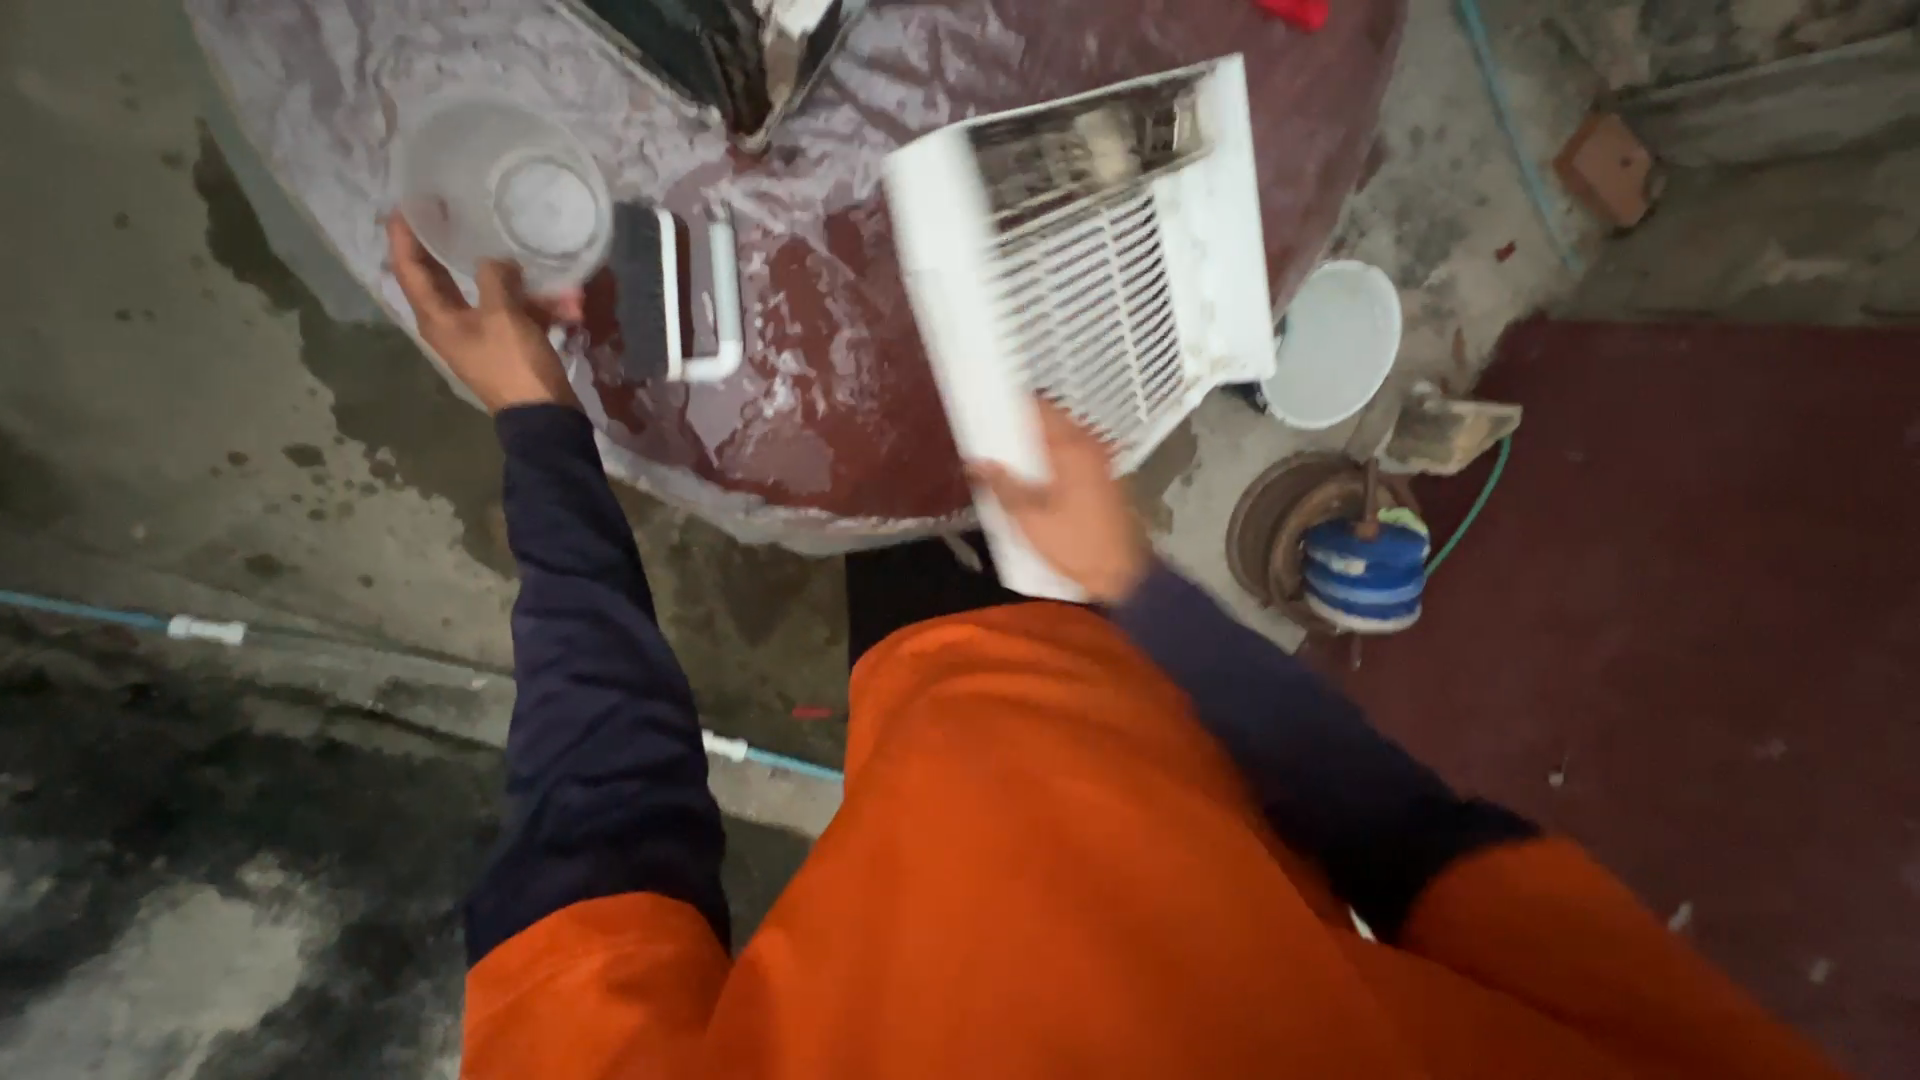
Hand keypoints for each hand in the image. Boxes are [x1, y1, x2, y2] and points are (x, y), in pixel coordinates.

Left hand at [385, 214, 581, 413]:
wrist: (544, 416)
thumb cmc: (515, 365)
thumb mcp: (504, 316)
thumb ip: (495, 278)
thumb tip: (496, 260)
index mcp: (437, 316)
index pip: (408, 266)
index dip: (405, 234)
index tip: (408, 202)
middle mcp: (451, 323)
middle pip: (443, 276)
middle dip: (450, 247)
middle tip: (455, 212)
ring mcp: (481, 335)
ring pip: (490, 294)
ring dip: (515, 281)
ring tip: (536, 262)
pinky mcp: (508, 345)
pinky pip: (516, 314)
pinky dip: (535, 304)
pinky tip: (564, 298)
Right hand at [968, 402, 1150, 604]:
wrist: (1122, 575)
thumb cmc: (1076, 545)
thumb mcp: (1028, 518)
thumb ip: (1001, 485)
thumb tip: (977, 463)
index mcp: (1072, 446)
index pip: (1039, 405)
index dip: (1011, 405)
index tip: (987, 412)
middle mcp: (1091, 445)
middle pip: (1051, 421)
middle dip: (1021, 429)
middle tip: (992, 440)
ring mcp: (1102, 462)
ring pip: (1062, 440)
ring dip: (1037, 446)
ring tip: (1008, 461)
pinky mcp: (1106, 480)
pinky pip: (1073, 457)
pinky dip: (1053, 460)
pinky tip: (1034, 480)